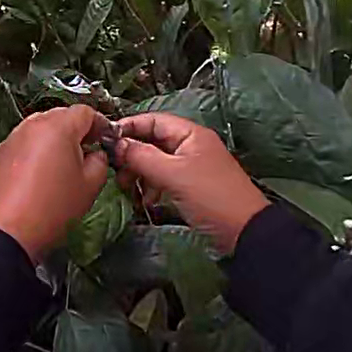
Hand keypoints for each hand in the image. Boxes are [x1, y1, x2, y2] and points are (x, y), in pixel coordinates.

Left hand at [0, 105, 112, 260]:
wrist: (4, 234)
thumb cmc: (51, 208)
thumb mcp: (89, 186)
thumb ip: (100, 162)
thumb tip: (96, 154)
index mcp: (58, 127)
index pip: (85, 112)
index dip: (100, 125)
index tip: (106, 139)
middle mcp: (31, 126)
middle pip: (61, 117)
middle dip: (77, 131)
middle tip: (88, 153)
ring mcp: (11, 140)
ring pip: (40, 131)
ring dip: (55, 142)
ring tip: (63, 167)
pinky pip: (23, 146)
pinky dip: (35, 154)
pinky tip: (40, 178)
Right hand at [112, 112, 268, 253]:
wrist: (245, 232)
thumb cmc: (210, 197)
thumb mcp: (173, 175)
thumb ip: (142, 156)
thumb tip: (116, 144)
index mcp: (190, 134)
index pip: (153, 119)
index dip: (129, 126)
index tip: (106, 140)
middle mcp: (191, 145)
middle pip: (152, 140)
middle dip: (132, 153)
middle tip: (115, 171)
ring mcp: (192, 166)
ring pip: (156, 161)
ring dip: (139, 171)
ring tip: (126, 187)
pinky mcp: (191, 186)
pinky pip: (164, 178)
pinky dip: (151, 186)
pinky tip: (145, 200)